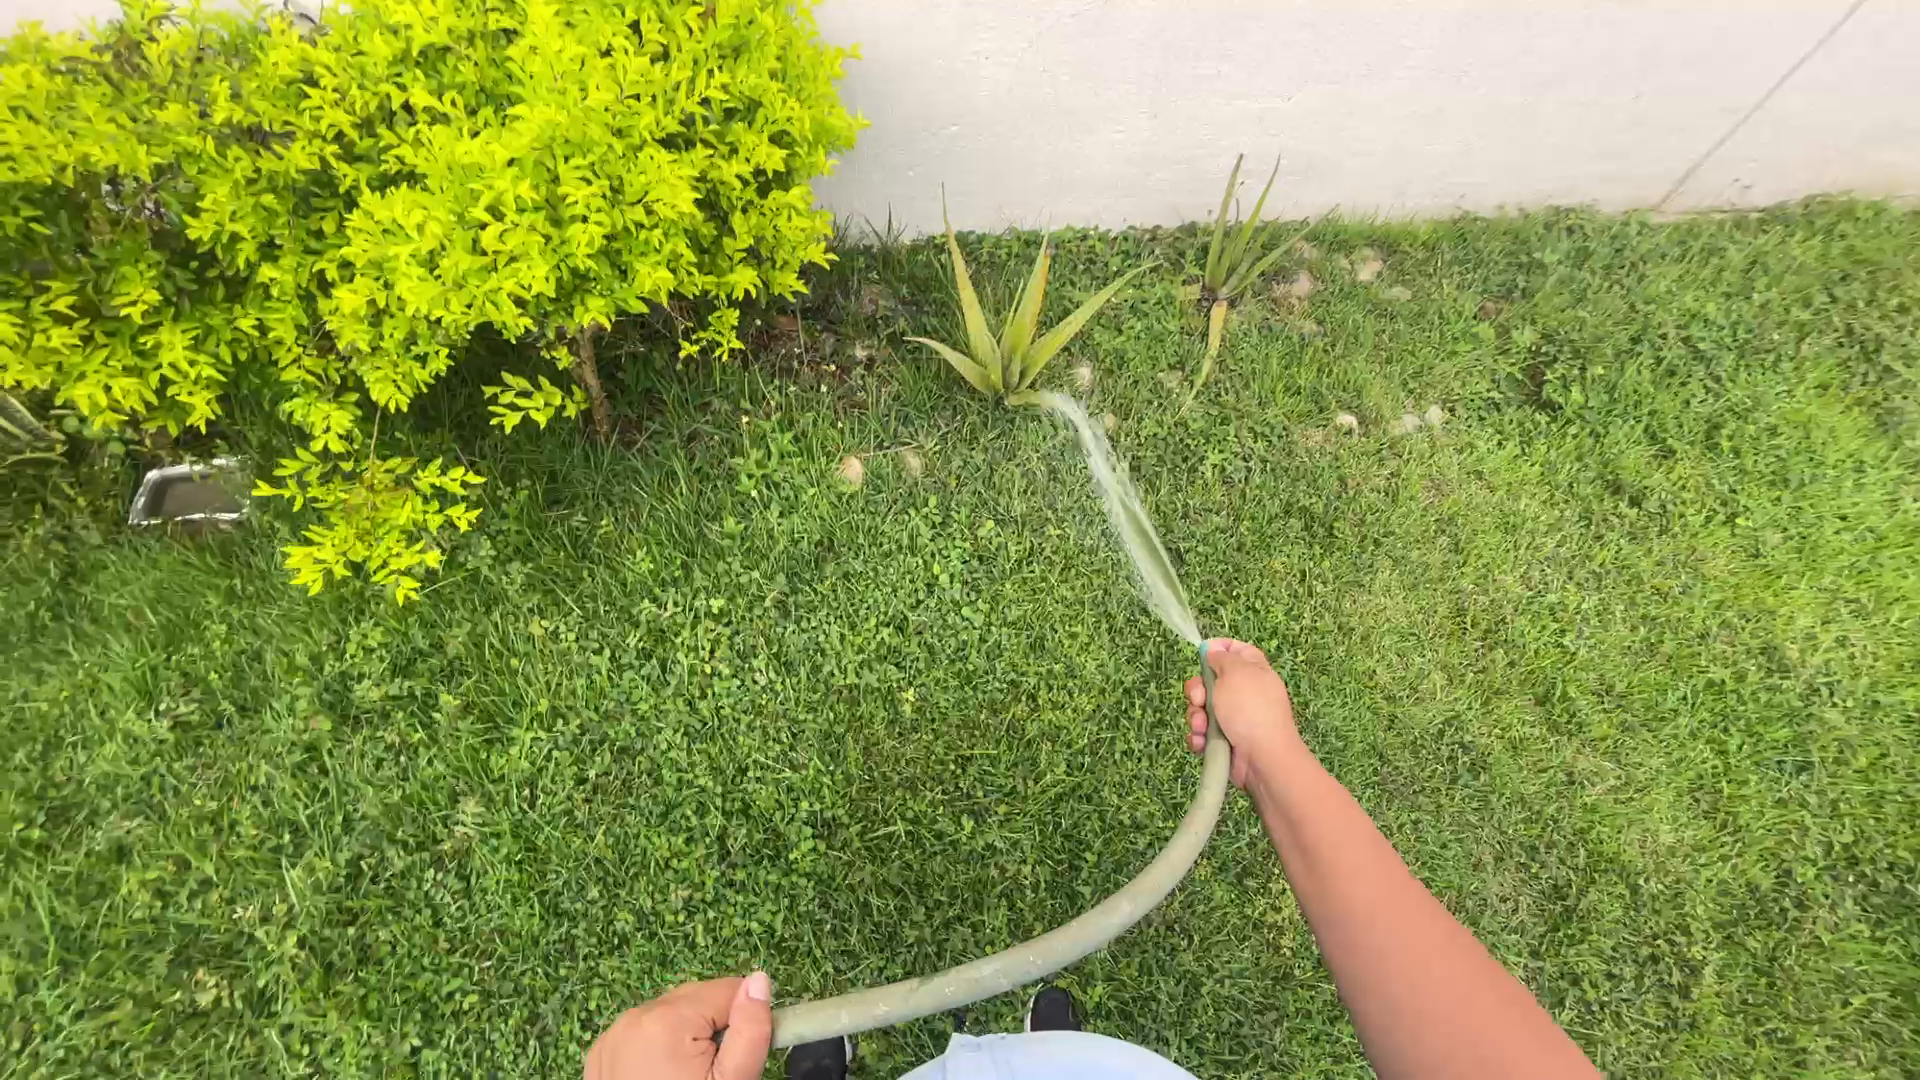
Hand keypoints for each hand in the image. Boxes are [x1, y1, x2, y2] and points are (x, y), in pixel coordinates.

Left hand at [584, 972, 771, 1079]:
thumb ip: (751, 1029)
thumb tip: (758, 980)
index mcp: (670, 1018)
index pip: (729, 990)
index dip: (741, 1022)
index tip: (732, 1059)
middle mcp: (637, 1015)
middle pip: (699, 998)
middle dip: (713, 1027)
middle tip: (710, 1073)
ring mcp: (614, 1034)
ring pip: (673, 1012)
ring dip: (687, 1034)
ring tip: (684, 1077)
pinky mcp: (600, 1052)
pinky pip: (646, 1030)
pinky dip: (659, 1045)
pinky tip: (659, 1079)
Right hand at [1184, 638, 1305, 787]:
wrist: (1262, 758)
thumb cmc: (1249, 709)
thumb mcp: (1235, 672)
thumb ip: (1221, 657)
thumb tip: (1214, 650)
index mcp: (1253, 671)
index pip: (1236, 650)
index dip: (1219, 648)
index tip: (1202, 653)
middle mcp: (1243, 692)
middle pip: (1210, 681)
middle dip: (1197, 691)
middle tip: (1199, 699)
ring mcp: (1234, 718)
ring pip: (1202, 708)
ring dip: (1195, 717)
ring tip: (1201, 728)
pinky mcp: (1224, 740)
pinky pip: (1202, 732)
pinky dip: (1199, 737)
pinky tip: (1202, 742)